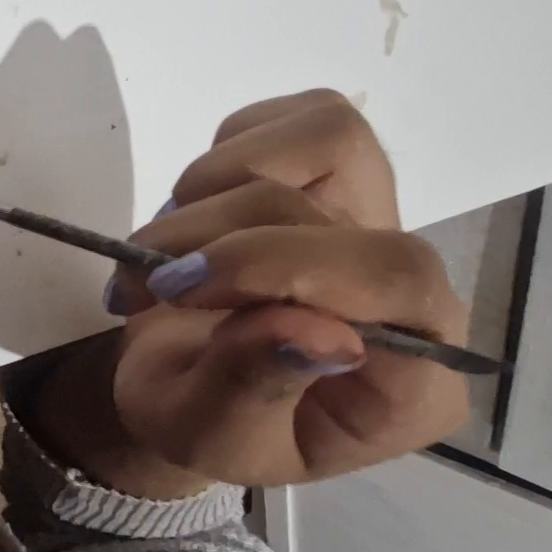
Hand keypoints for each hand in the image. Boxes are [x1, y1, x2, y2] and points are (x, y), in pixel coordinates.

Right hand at [78, 90, 469, 489]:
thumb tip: (316, 330)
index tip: (178, 291)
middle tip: (141, 285)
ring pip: (325, 139)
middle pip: (333, 213)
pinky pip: (296, 116)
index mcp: (409, 376)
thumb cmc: (195, 419)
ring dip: (209, 193)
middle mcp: (411, 292)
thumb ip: (254, 389)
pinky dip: (225, 151)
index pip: (398, 282)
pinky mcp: (327, 174)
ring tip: (158, 252)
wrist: (175, 383)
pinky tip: (195, 208)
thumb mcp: (206, 434)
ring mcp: (371, 221)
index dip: (285, 266)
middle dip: (216, 240)